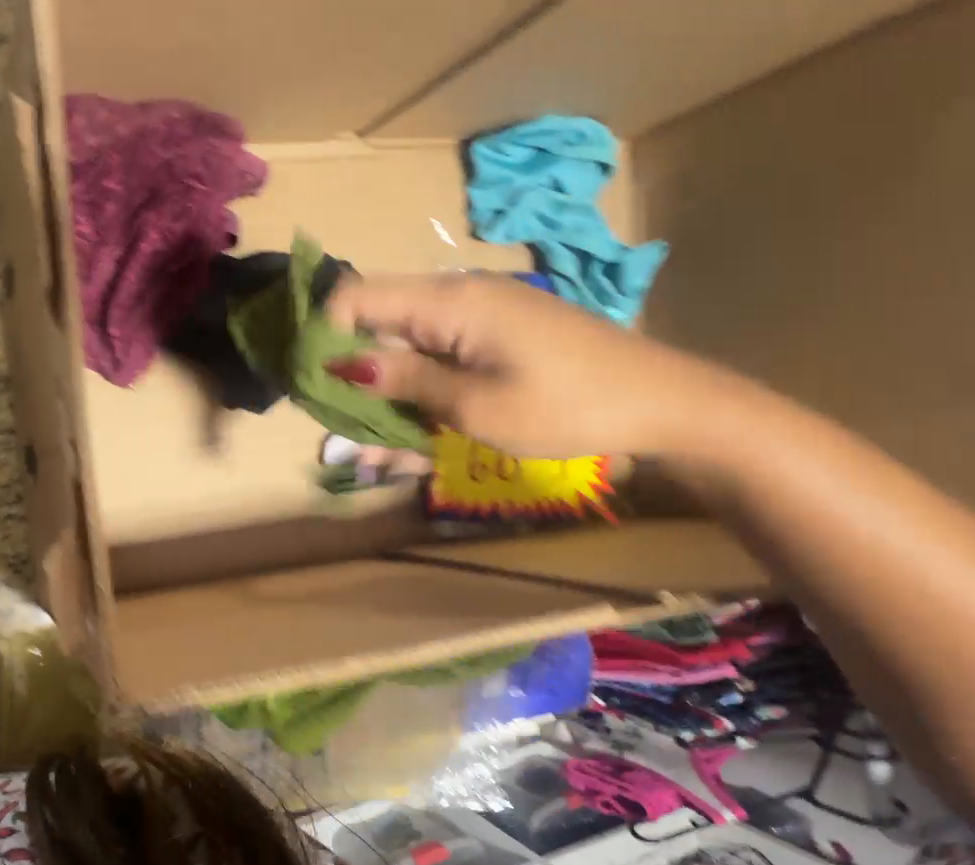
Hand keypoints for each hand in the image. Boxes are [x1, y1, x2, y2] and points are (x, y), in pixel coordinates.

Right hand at [322, 273, 753, 459]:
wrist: (664, 404)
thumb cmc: (566, 406)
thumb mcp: (474, 405)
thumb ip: (404, 383)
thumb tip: (340, 367)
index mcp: (449, 301)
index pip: (355, 297)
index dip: (322, 336)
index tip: (310, 387)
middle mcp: (458, 298)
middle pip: (376, 326)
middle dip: (349, 378)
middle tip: (339, 432)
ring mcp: (479, 319)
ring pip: (405, 352)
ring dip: (385, 399)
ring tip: (379, 456)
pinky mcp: (496, 340)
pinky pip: (439, 363)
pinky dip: (421, 399)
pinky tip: (416, 445)